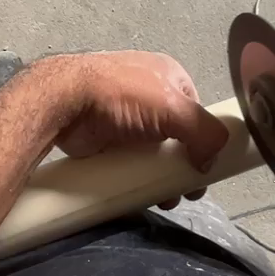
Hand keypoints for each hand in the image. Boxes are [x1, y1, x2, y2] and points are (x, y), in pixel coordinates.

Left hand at [38, 52, 229, 206]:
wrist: (64, 104)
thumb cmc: (121, 96)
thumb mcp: (174, 108)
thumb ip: (205, 132)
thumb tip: (210, 160)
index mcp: (169, 77)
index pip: (198, 114)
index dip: (204, 142)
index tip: (204, 170)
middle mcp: (148, 95)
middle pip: (176, 138)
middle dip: (181, 166)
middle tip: (182, 192)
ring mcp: (125, 118)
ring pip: (153, 154)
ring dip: (160, 177)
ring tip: (161, 198)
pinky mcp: (106, 138)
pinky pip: (129, 161)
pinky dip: (136, 177)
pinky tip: (138, 192)